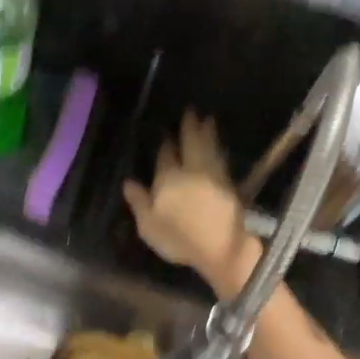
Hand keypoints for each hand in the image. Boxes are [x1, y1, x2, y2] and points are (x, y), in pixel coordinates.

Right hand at [123, 111, 259, 293]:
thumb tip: (128, 182)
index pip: (166, 155)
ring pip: (210, 147)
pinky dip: (219, 149)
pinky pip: (221, 159)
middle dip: (190, 127)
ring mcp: (214, 175)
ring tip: (208, 120)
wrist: (223, 247)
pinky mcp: (231, 184)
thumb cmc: (180, 239)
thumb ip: (139, 202)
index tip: (166, 133)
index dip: (165, 144)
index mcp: (168, 178)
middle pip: (191, 143)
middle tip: (192, 111)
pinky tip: (219, 147)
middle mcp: (192, 170)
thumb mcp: (148, 226)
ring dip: (208, 133)